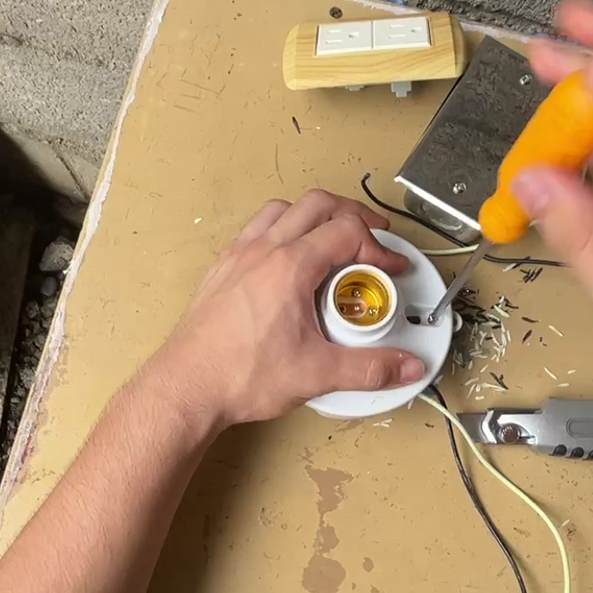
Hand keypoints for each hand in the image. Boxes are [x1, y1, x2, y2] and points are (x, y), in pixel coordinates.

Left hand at [143, 190, 426, 428]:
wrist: (186, 387)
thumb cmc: (239, 375)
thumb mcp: (317, 374)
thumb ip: (370, 368)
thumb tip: (406, 366)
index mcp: (289, 266)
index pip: (347, 232)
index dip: (379, 248)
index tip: (390, 269)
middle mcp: (262, 251)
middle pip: (317, 204)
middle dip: (353, 215)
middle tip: (374, 237)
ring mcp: (239, 256)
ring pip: (283, 209)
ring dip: (314, 215)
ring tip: (333, 239)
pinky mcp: (223, 269)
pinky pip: (256, 229)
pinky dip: (282, 229)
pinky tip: (289, 258)